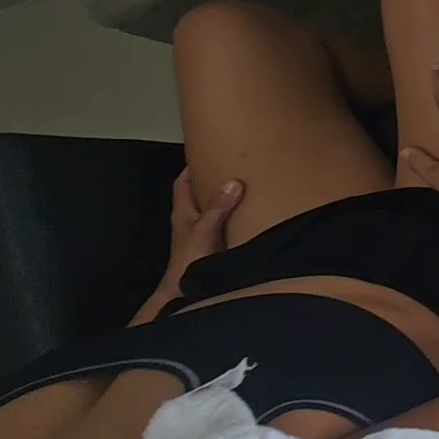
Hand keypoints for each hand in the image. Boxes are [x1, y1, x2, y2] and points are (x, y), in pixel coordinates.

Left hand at [161, 168, 242, 295]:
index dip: (192, 168)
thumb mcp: (205, 229)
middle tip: (234, 166)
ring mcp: (205, 231)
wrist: (188, 287)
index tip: (206, 152)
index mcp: (184, 212)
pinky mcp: (218, 241)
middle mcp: (193, 219)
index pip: (184, 183)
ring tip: (248, 186)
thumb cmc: (191, 258)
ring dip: (228, 197)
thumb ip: (218, 207)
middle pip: (201, 193)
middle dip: (214, 179)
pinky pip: (229, 221)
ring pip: (216, 207)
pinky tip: (254, 212)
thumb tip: (233, 182)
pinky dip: (239, 213)